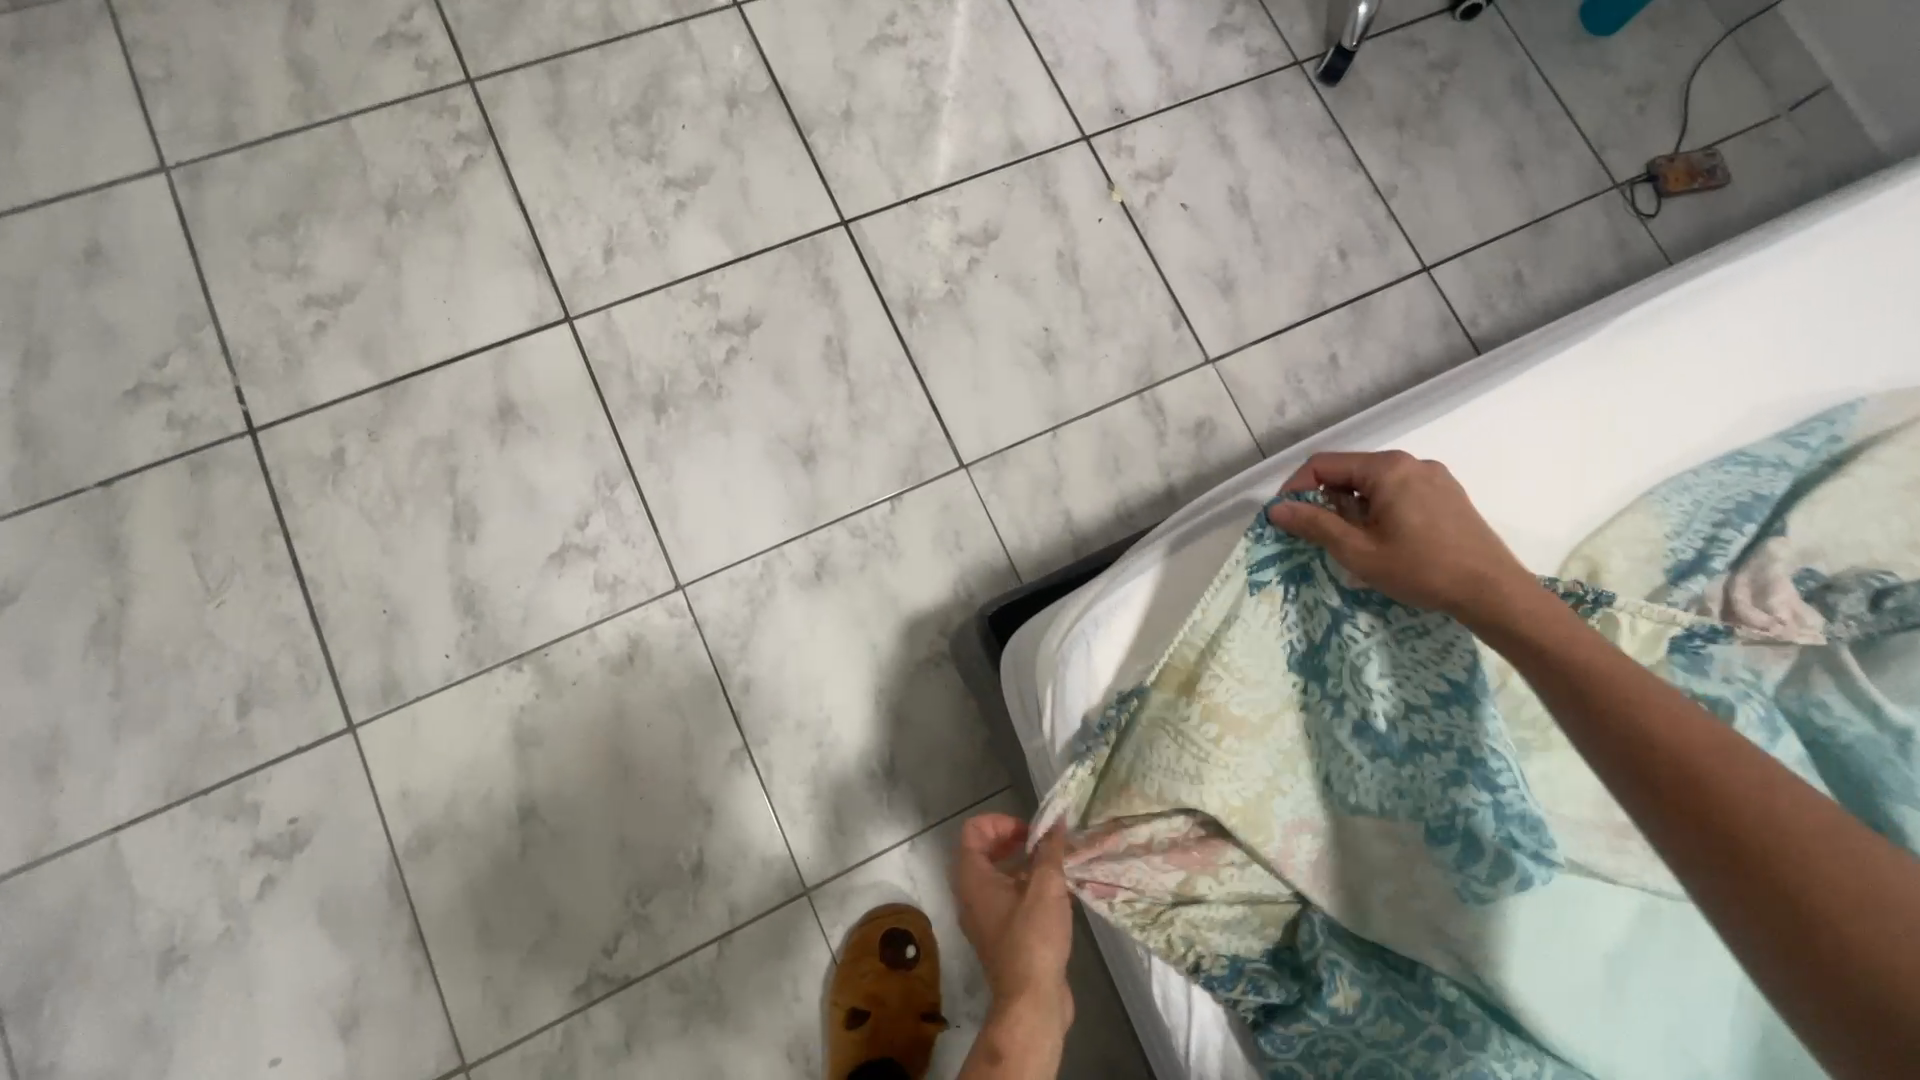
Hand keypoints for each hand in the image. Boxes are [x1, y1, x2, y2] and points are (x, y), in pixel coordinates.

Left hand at [951, 814, 1074, 1034]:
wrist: (1031, 1001)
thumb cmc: (1033, 939)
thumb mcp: (1046, 887)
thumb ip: (1050, 851)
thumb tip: (1056, 823)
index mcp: (972, 878)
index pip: (973, 829)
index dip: (1001, 822)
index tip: (1030, 834)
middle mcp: (969, 894)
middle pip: (983, 850)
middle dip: (1013, 841)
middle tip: (1043, 847)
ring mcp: (982, 916)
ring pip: (996, 876)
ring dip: (1022, 865)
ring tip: (1054, 868)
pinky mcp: (998, 934)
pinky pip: (1006, 898)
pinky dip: (1024, 888)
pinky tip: (1054, 896)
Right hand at [1267, 450, 1536, 622]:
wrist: (1493, 591)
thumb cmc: (1420, 569)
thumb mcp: (1358, 551)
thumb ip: (1315, 525)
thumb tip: (1276, 509)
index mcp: (1388, 469)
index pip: (1324, 464)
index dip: (1295, 488)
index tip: (1284, 518)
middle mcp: (1412, 463)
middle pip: (1350, 472)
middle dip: (1324, 500)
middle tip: (1316, 536)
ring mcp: (1433, 477)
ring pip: (1374, 484)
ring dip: (1351, 508)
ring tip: (1351, 543)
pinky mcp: (1447, 494)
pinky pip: (1398, 492)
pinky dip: (1377, 510)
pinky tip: (1383, 540)